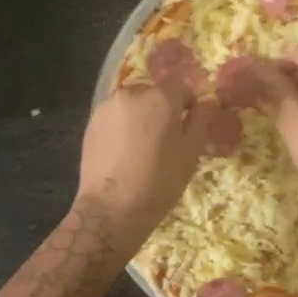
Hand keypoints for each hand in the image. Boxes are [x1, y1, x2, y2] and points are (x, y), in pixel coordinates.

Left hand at [76, 84, 205, 238]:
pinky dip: (121, 128)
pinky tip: (122, 154)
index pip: (180, 87)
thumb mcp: (190, 153)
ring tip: (141, 148)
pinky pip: (114, 118)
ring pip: (131, 105)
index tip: (187, 127)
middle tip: (164, 140)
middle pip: (152, 94)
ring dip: (139, 118)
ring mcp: (106, 108)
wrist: (111, 208)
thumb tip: (207, 101)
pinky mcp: (90, 124)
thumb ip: (201, 120)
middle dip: (161, 110)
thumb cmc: (159, 182)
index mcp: (160, 97)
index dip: (188, 104)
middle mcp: (130, 94)